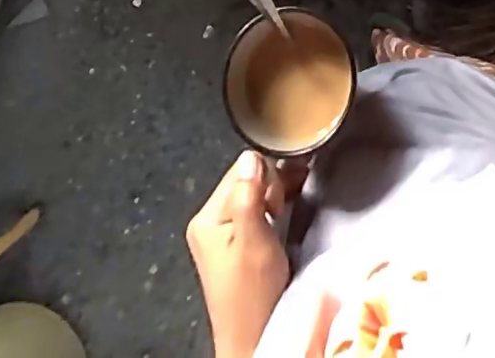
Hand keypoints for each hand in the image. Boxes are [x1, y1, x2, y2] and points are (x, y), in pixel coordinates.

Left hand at [187, 151, 299, 357]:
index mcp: (206, 217)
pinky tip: (286, 209)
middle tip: (283, 209)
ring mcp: (221, 231)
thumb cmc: (254, 296)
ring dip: (276, 193)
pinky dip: (273, 204)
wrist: (253, 343)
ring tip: (288, 208)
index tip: (280, 204)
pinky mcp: (235, 241)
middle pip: (247, 177)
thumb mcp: (254, 242)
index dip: (268, 178)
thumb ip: (249, 197)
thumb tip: (251, 156)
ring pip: (254, 190)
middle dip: (272, 184)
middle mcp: (209, 219)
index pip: (241, 170)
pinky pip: (256, 206)